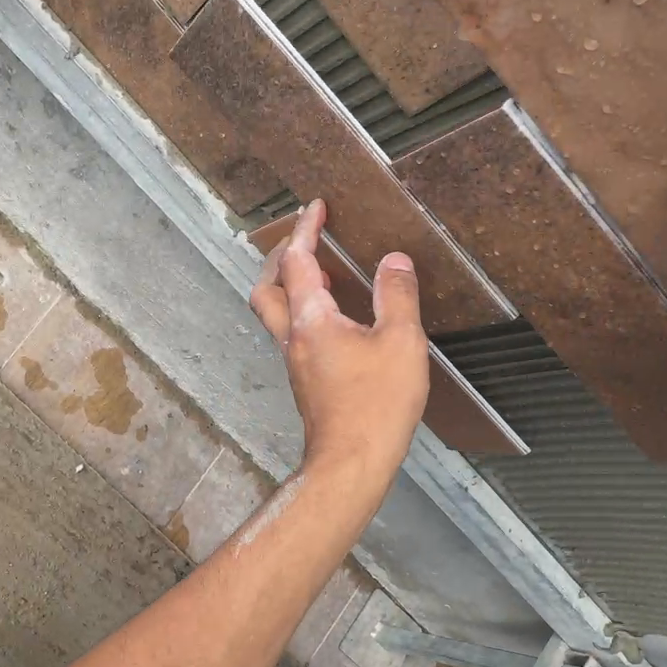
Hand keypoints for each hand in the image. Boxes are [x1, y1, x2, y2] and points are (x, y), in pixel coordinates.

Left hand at [248, 200, 428, 476]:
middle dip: (279, 258)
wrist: (350, 459)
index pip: (296, 263)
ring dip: (286, 284)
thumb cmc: (376, 403)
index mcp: (310, 321)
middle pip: (266, 289)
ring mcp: (294, 361)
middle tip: (304, 238)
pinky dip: (301, 308)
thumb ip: (396, 296)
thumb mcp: (401, 342)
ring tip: (317, 267)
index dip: (304, 231)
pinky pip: (291, 332)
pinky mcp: (304, 379)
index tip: (315, 207)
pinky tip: (330, 312)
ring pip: (274, 313)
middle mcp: (292, 339)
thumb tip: (393, 260)